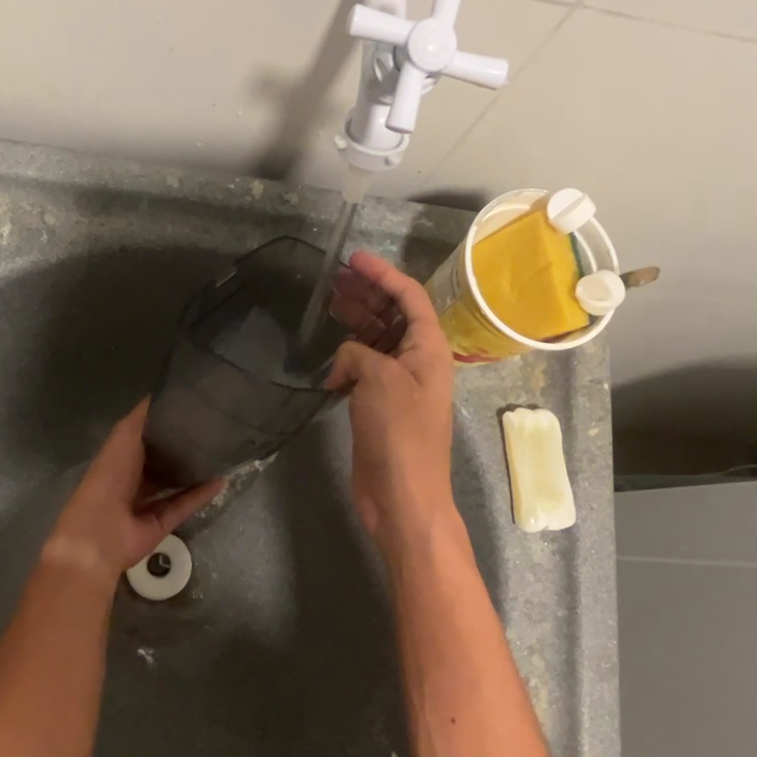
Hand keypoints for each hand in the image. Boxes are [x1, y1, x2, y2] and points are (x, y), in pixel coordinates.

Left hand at [42, 398, 223, 586]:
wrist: (99, 534)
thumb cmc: (107, 479)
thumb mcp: (123, 439)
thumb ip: (141, 418)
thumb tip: (160, 393)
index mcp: (118, 458)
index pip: (144, 438)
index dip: (164, 424)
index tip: (190, 408)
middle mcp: (132, 480)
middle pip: (160, 462)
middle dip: (180, 449)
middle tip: (211, 430)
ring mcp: (146, 504)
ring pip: (173, 485)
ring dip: (193, 472)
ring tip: (219, 454)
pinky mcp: (161, 523)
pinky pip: (183, 506)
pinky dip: (200, 495)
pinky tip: (220, 480)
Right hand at [324, 251, 458, 558]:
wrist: (402, 498)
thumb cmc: (400, 436)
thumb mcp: (380, 380)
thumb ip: (359, 353)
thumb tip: (343, 361)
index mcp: (430, 349)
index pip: (410, 297)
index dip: (383, 275)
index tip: (353, 258)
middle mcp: (418, 362)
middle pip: (393, 315)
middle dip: (367, 294)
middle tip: (333, 278)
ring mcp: (398, 385)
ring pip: (377, 341)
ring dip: (355, 322)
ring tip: (326, 304)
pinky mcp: (379, 407)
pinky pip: (363, 369)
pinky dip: (346, 358)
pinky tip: (326, 356)